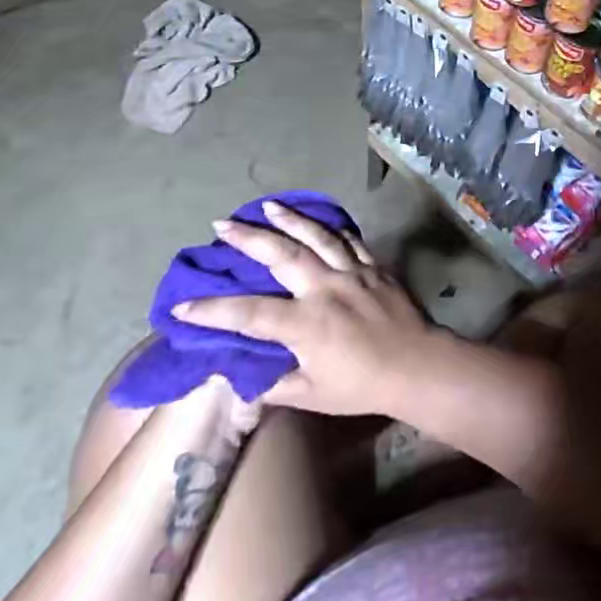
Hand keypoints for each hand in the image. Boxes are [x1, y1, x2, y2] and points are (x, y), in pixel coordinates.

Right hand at [174, 201, 434, 417]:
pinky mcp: (374, 267)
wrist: (417, 366)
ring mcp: (352, 273)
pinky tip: (320, 220)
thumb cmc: (362, 385)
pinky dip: (332, 228)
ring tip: (269, 206)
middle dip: (249, 238)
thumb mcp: (313, 394)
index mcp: (306, 323)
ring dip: (290, 219)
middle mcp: (325, 289)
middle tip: (222, 225)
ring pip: (317, 237)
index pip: (248, 314)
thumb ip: (276, 386)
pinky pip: (350, 240)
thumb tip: (243, 382)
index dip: (213, 311)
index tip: (183, 307)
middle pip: (282, 255)